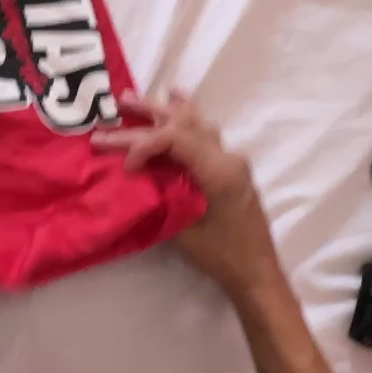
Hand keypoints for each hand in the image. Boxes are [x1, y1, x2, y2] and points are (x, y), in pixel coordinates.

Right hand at [92, 91, 285, 302]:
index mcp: (219, 170)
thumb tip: (134, 175)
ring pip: (194, 122)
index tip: (126, 167)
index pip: (175, 138)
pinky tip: (176, 100)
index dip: (143, 145)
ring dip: (162, 111)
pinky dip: (184, 117)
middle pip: (182, 124)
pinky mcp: (229, 167)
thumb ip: (160, 194)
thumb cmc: (221, 256)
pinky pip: (203, 132)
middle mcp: (228, 156)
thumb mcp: (182, 228)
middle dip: (144, 118)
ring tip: (133, 99)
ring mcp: (231, 159)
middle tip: (114, 107)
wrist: (257, 273)